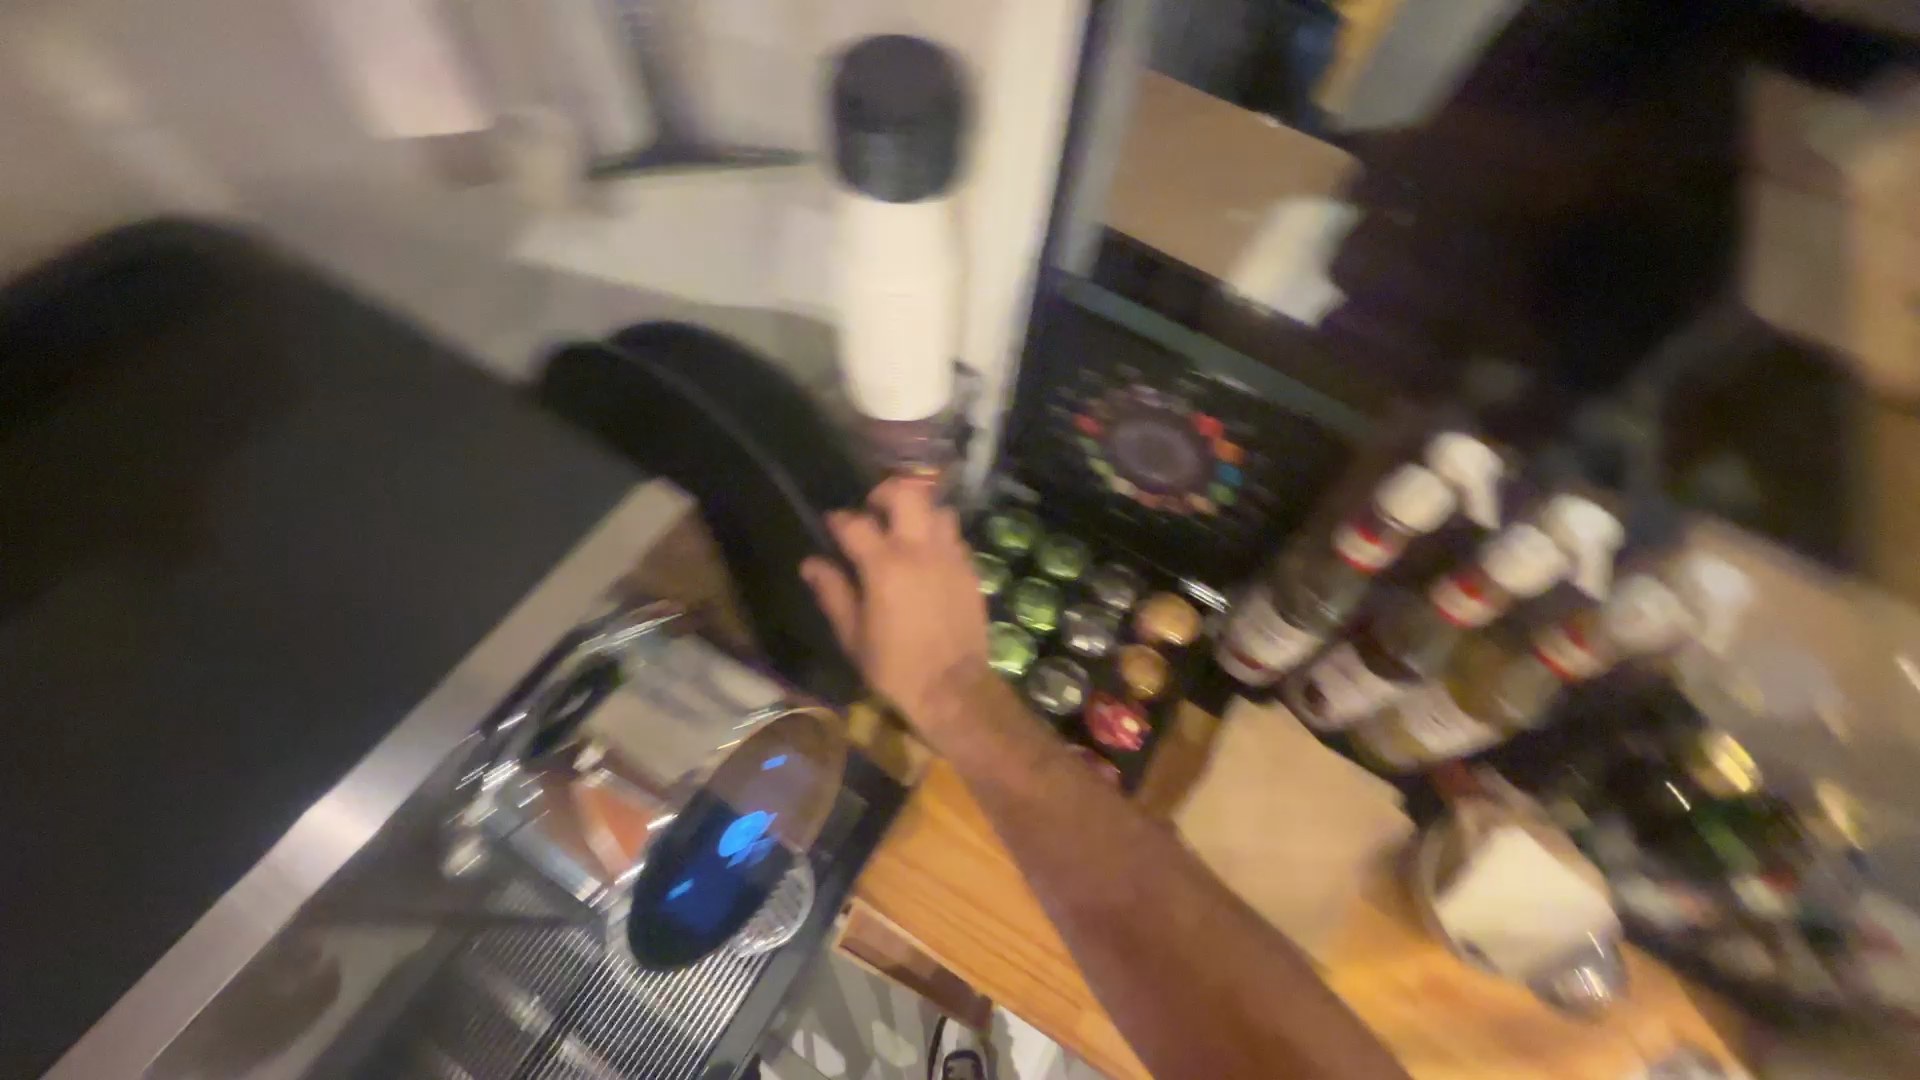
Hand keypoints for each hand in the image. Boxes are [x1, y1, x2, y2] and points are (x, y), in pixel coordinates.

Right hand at [800, 478, 988, 728]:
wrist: (953, 688)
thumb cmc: (895, 668)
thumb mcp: (853, 636)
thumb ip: (833, 593)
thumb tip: (811, 564)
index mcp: (884, 566)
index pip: (856, 524)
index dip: (839, 520)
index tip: (832, 524)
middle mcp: (919, 551)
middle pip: (906, 494)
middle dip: (885, 493)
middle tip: (874, 509)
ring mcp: (950, 558)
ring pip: (938, 510)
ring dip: (919, 512)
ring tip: (906, 529)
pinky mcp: (970, 570)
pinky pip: (955, 537)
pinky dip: (940, 536)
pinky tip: (930, 555)